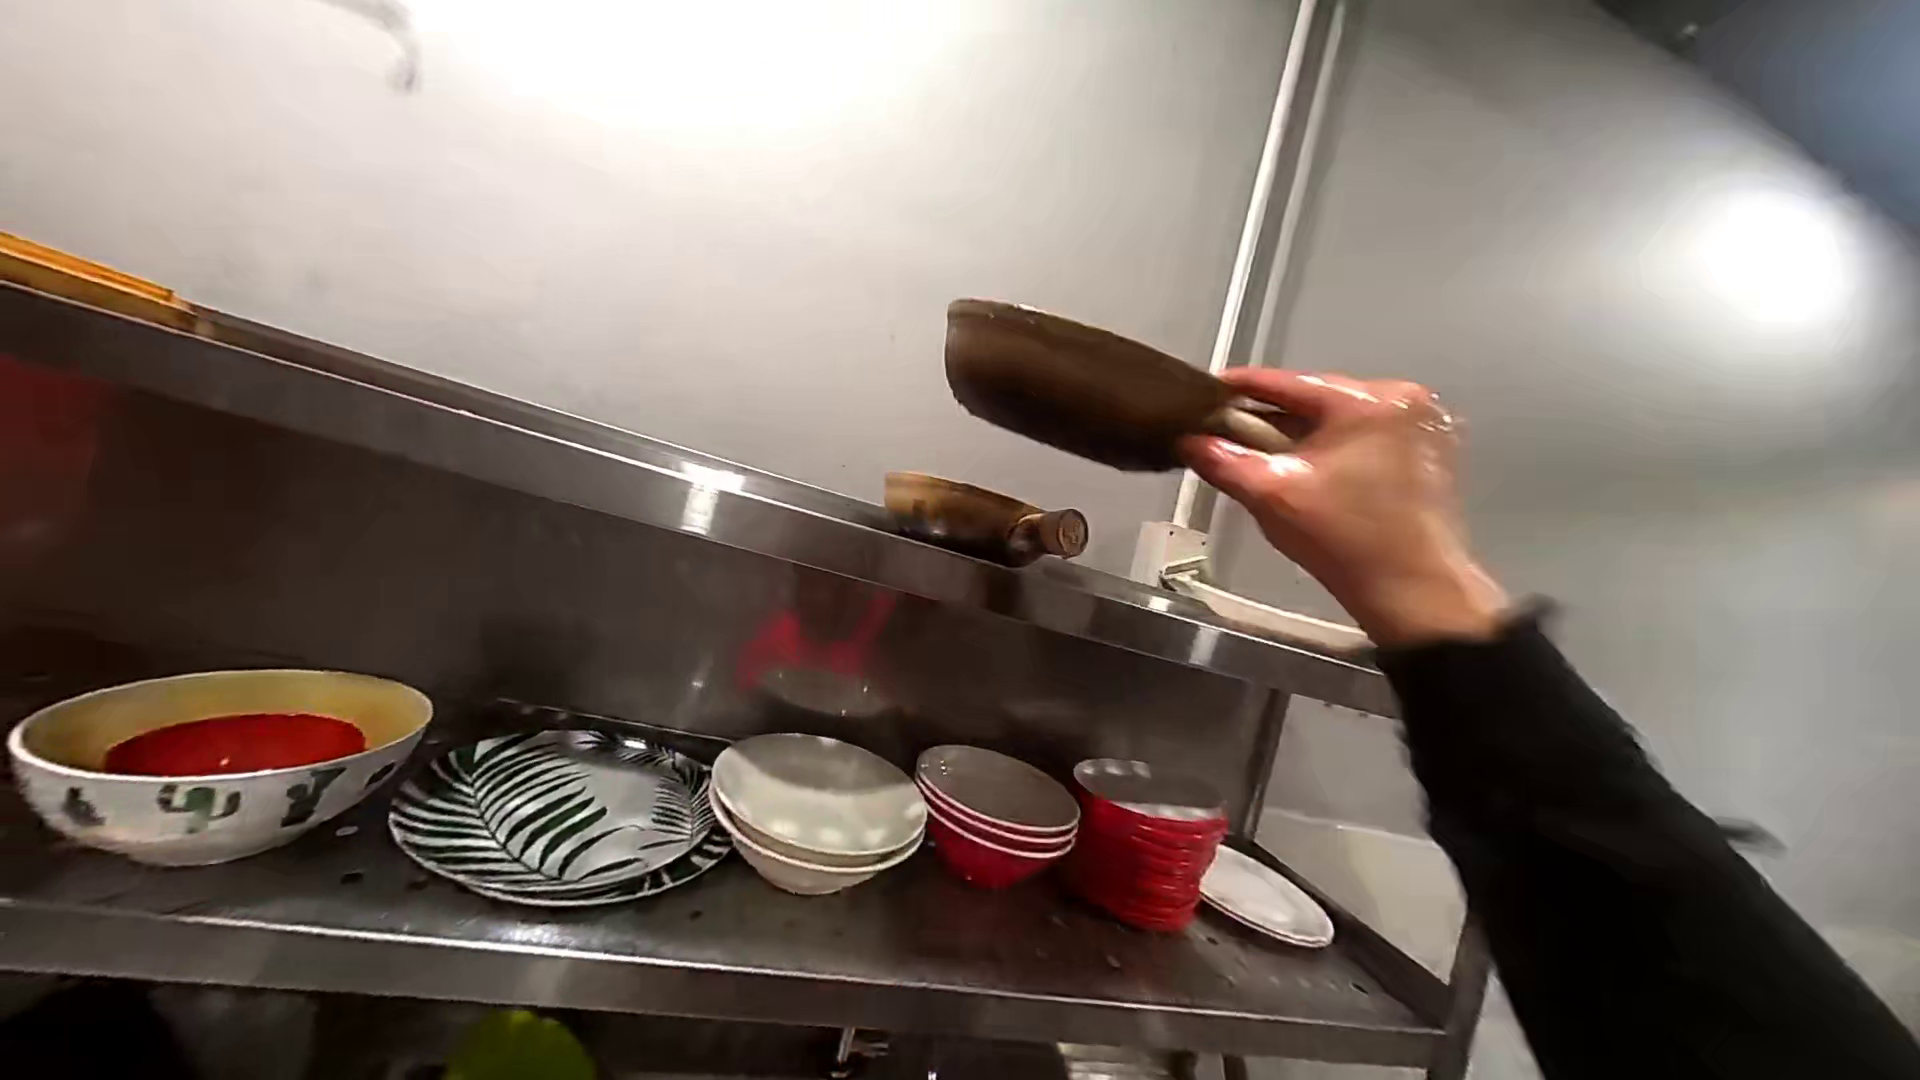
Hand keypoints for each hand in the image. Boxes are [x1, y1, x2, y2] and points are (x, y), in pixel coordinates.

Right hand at [1178, 370, 1508, 645]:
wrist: (1412, 590)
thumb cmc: (1342, 537)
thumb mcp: (1270, 495)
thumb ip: (1224, 461)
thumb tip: (1188, 441)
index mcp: (1369, 402)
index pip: (1290, 382)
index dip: (1243, 385)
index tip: (1209, 388)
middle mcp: (1404, 401)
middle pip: (1317, 399)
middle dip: (1272, 414)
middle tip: (1229, 427)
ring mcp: (1424, 426)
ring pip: (1340, 419)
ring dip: (1300, 432)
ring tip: (1261, 449)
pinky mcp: (1430, 453)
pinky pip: (1363, 437)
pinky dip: (1330, 446)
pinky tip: (1305, 466)